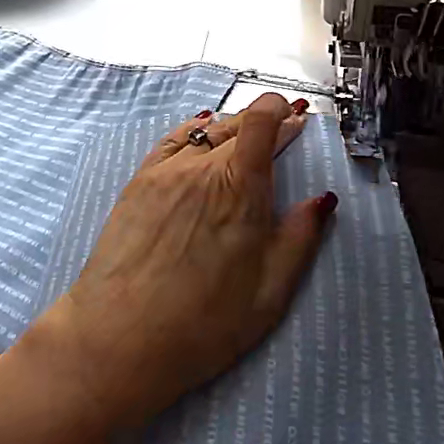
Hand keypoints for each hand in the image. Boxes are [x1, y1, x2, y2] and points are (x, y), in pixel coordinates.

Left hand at [0, 93, 336, 443]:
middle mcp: (200, 168)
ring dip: (229, 127)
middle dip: (263, 123)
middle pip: (235, 127)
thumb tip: (322, 200)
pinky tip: (199, 130)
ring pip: (203, 133)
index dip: (279, 111)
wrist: (121, 332)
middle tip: (282, 128)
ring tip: (246, 132)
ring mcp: (164, 173)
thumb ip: (299, 237)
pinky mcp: (138, 183)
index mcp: (238, 187)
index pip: (260, 123)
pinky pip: (170, 142)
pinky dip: (191, 131)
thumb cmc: (203, 323)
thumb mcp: (270, 290)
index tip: (294, 114)